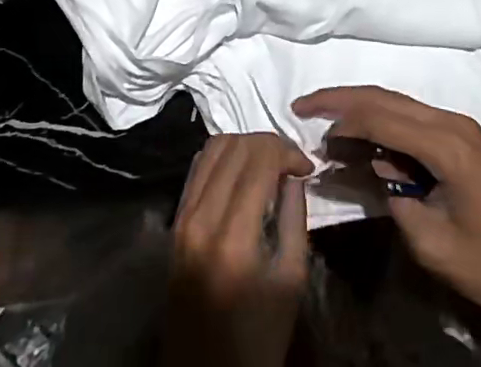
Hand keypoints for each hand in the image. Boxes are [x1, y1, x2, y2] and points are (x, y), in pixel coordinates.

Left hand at [162, 133, 312, 366]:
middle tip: (291, 163)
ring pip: (212, 149)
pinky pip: (197, 169)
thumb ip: (294, 219)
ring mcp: (182, 219)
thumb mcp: (291, 281)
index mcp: (234, 238)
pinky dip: (223, 158)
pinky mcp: (174, 223)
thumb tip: (294, 174)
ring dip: (244, 146)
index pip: (259, 160)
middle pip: (235, 147)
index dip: (287, 151)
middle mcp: (201, 219)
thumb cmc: (258, 337)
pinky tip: (242, 173)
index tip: (307, 166)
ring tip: (268, 164)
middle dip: (269, 143)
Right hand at [292, 87, 480, 366]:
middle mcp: (453, 124)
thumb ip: (391, 195)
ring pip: (398, 103)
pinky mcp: (460, 139)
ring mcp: (459, 128)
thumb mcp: (429, 240)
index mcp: (447, 145)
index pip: (381, 116)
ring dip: (359, 107)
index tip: (306, 127)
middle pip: (387, 99)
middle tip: (303, 105)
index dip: (341, 119)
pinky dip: (381, 121)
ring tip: (322, 115)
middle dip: (342, 99)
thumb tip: (366, 162)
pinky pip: (411, 118)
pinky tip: (359, 133)